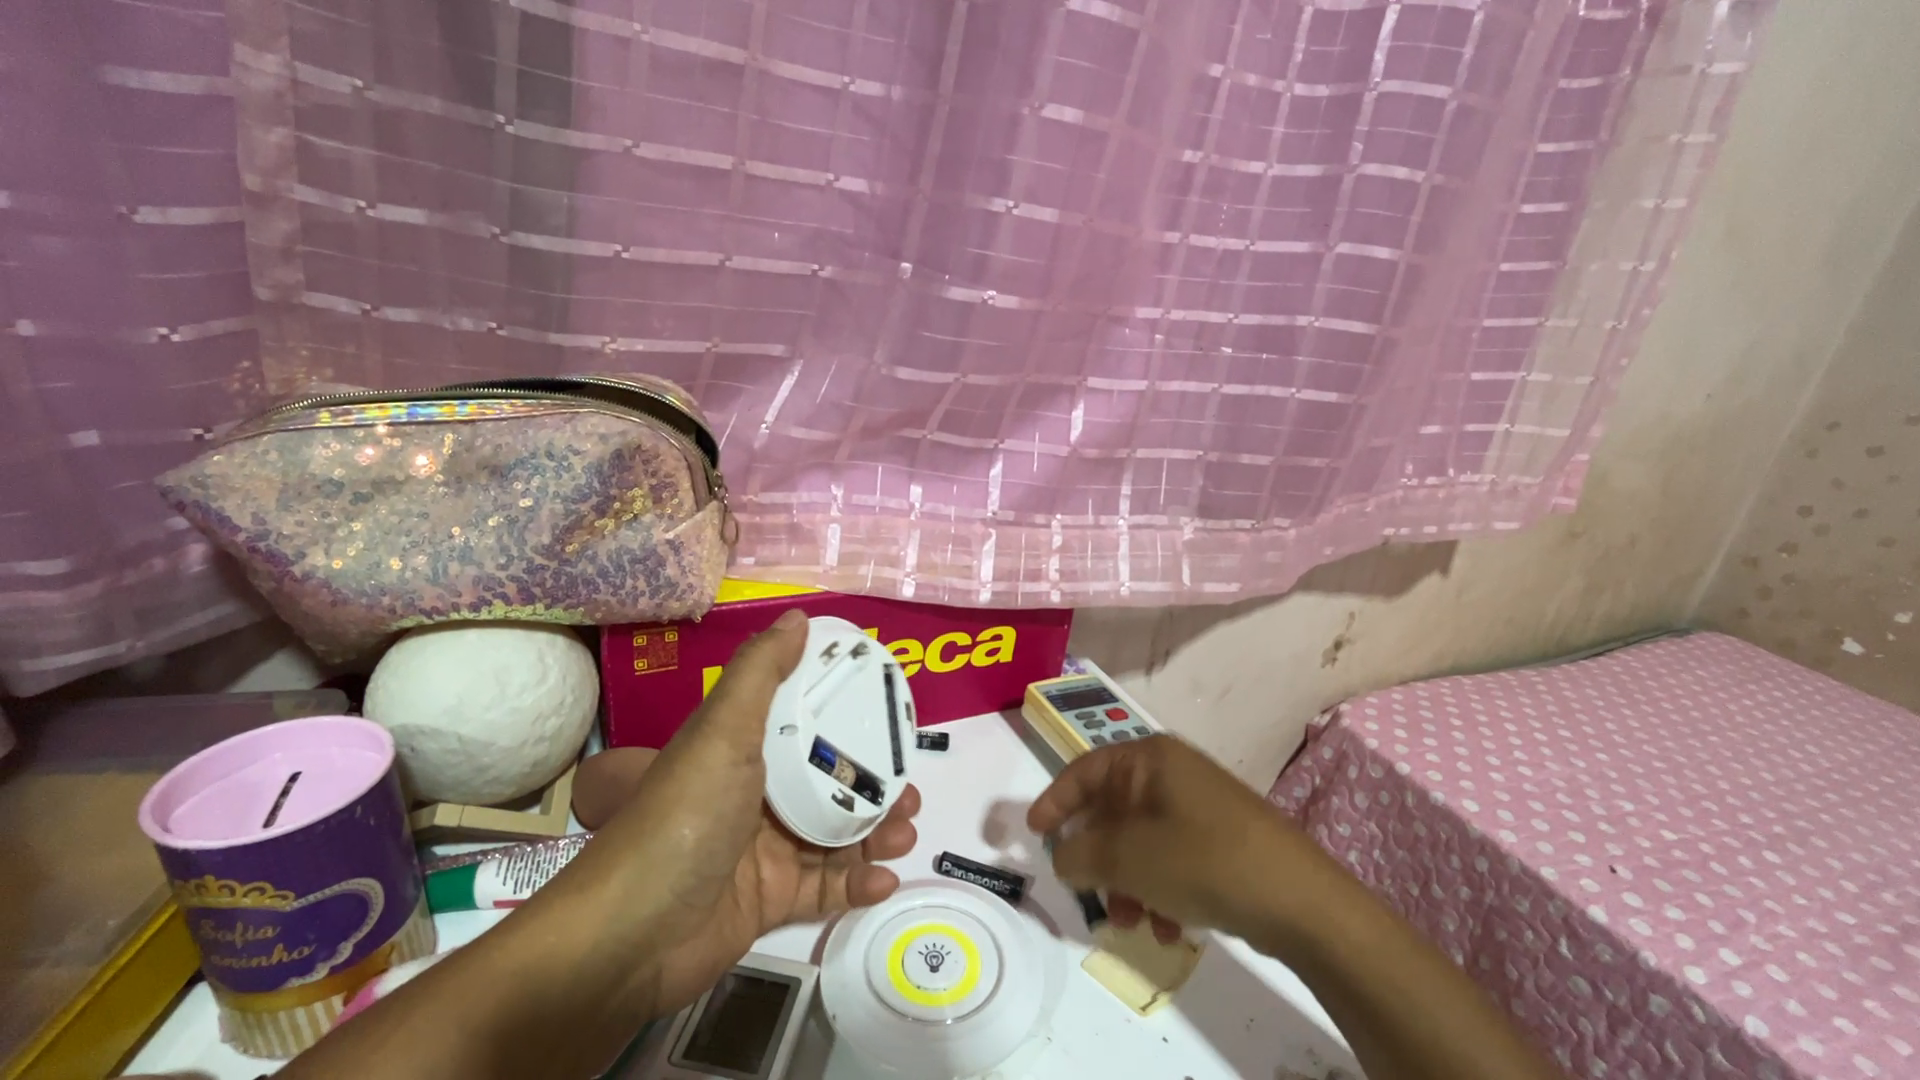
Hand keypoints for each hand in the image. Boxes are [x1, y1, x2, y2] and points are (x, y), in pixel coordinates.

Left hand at [561, 609, 919, 1016]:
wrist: (633, 934)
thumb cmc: (685, 816)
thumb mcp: (722, 732)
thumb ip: (761, 673)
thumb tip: (798, 615)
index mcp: (740, 750)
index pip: (804, 725)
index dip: (848, 719)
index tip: (892, 718)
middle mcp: (753, 795)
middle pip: (828, 783)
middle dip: (876, 787)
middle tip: (911, 794)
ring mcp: (763, 851)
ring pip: (835, 836)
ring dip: (876, 835)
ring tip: (905, 836)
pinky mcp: (769, 901)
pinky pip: (825, 888)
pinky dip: (857, 884)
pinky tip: (882, 882)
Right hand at [1027, 734, 1319, 945]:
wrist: (1301, 901)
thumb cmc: (1204, 860)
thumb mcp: (1129, 858)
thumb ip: (1081, 854)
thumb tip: (1063, 855)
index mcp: (1150, 759)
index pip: (1085, 770)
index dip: (1055, 801)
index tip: (1034, 834)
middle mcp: (1174, 774)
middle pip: (1113, 811)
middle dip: (1097, 858)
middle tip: (1088, 894)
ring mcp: (1201, 808)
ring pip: (1141, 842)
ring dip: (1127, 883)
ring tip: (1132, 923)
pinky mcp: (1221, 842)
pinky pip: (1172, 860)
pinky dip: (1160, 891)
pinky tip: (1167, 929)